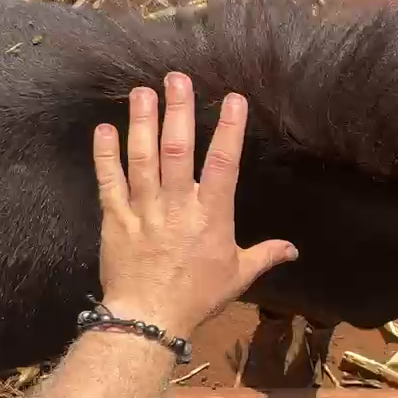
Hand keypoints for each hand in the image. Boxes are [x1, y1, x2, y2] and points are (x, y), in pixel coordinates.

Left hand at [91, 73, 296, 340]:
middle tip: (176, 78)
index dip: (229, 130)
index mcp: (212, 215)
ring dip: (142, 122)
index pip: (223, 164)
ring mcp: (144, 209)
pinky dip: (105, 154)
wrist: (149, 318)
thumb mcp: (238, 276)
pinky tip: (104, 128)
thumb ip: (265, 256)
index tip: (233, 99)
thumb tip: (293, 250)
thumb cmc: (198, 297)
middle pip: (177, 150)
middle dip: (178, 111)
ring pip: (142, 158)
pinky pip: (108, 181)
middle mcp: (178, 205)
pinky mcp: (115, 218)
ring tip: (143, 92)